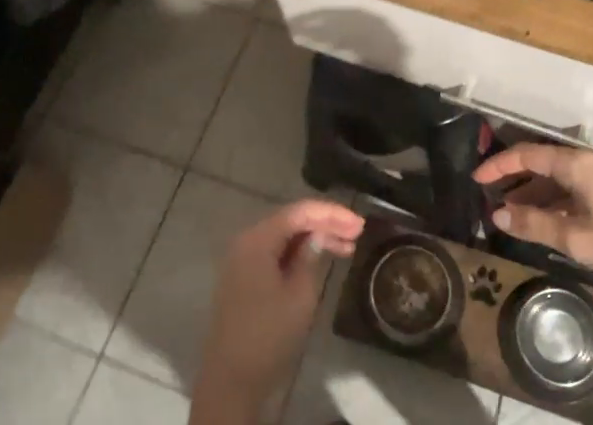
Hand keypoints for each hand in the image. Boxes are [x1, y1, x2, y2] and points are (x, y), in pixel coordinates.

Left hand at [193, 199, 364, 418]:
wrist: (232, 379)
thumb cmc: (269, 336)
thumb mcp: (300, 296)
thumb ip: (311, 257)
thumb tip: (319, 235)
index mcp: (257, 240)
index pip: (299, 212)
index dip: (332, 214)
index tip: (360, 224)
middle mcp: (246, 241)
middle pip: (290, 221)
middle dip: (325, 223)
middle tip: (357, 234)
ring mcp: (242, 260)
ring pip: (284, 236)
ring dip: (314, 238)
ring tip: (346, 248)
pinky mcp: (243, 277)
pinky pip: (275, 252)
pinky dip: (298, 253)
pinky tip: (320, 259)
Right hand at [473, 143, 592, 291]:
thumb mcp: (577, 239)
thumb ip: (534, 225)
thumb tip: (497, 216)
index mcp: (577, 164)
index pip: (527, 154)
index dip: (499, 166)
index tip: (476, 180)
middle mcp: (589, 161)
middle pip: (542, 163)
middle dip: (514, 180)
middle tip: (489, 198)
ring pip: (558, 177)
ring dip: (534, 193)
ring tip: (511, 215)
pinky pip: (574, 188)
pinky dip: (554, 201)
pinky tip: (546, 221)